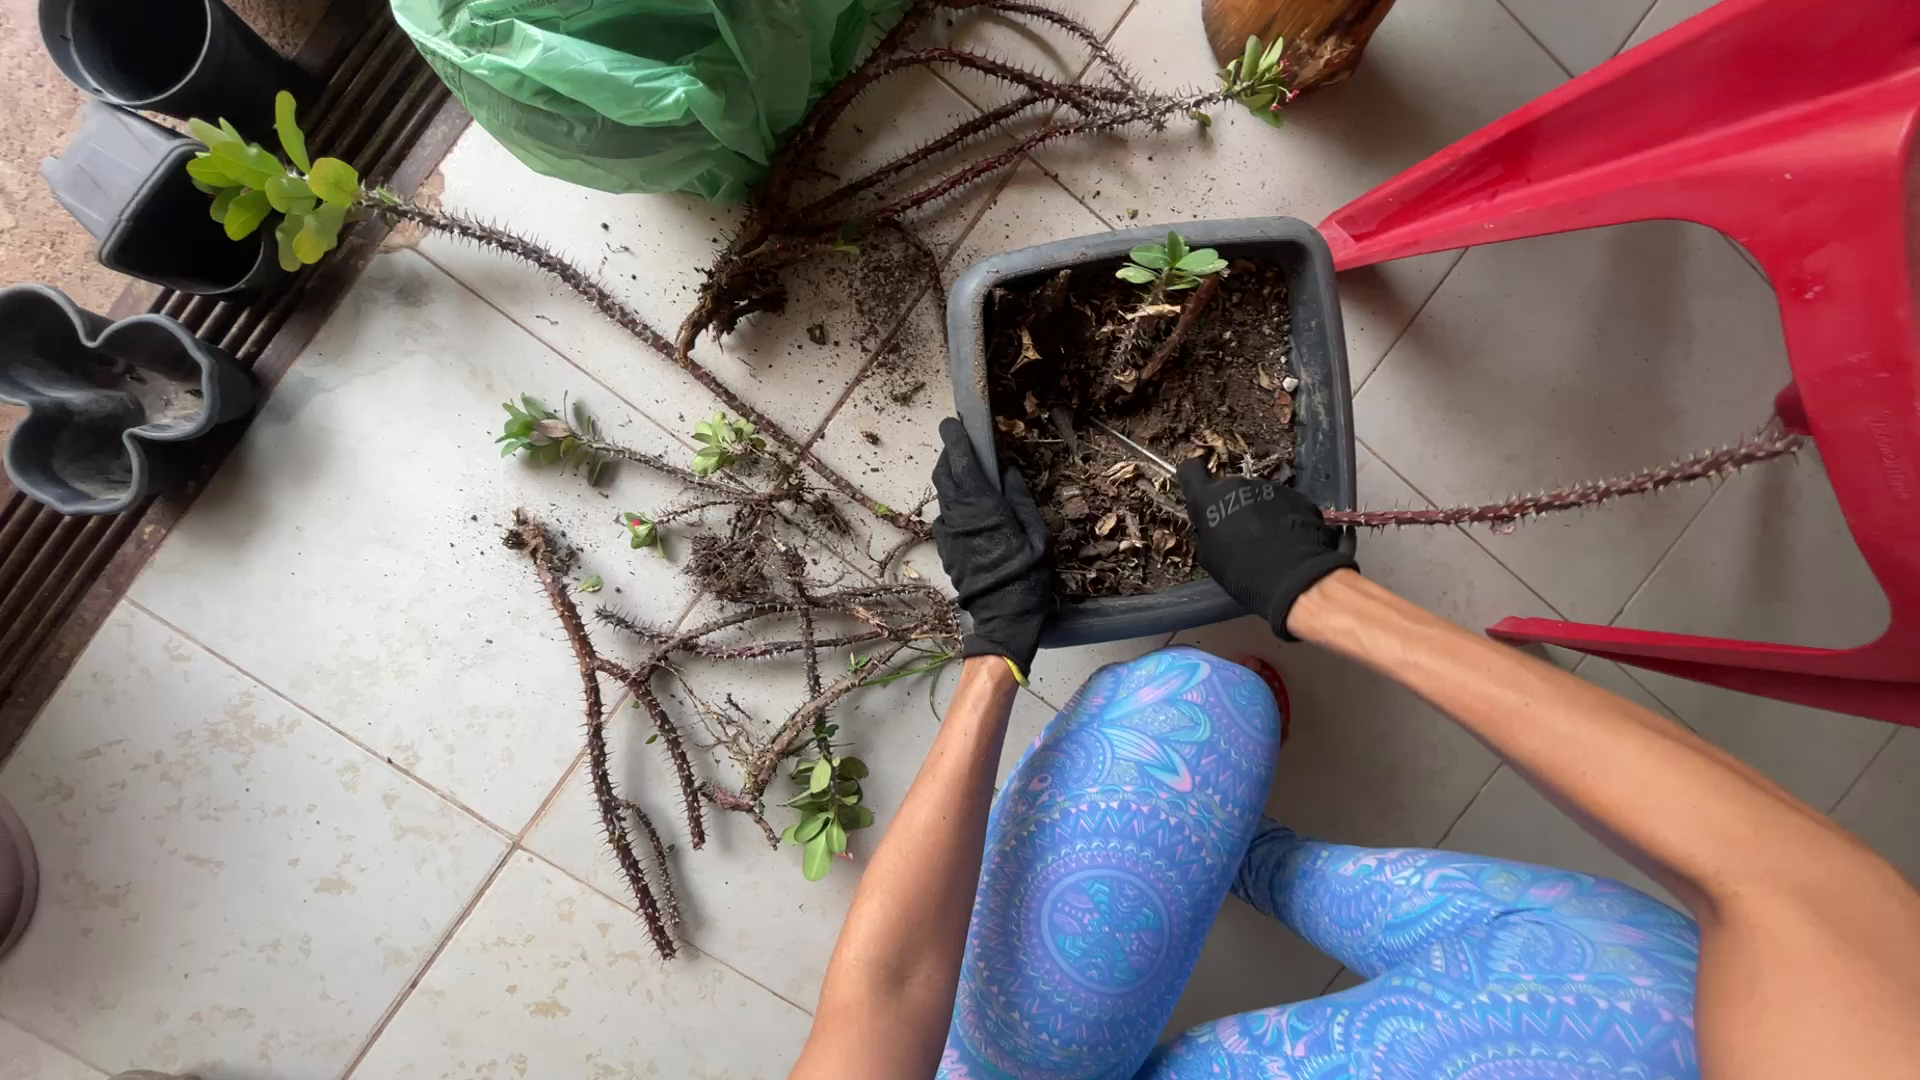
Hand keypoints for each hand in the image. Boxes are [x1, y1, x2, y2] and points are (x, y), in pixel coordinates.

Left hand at [931, 418, 1051, 677]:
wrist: (1004, 617)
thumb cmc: (1027, 576)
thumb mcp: (1037, 534)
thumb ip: (1019, 498)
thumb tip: (1008, 470)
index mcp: (983, 507)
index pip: (961, 462)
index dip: (955, 439)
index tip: (953, 422)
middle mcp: (958, 516)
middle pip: (944, 474)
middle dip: (949, 454)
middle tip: (962, 445)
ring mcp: (948, 533)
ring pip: (943, 495)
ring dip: (952, 480)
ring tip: (969, 475)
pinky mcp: (945, 548)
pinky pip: (946, 516)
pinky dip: (954, 504)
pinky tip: (971, 510)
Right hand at [1176, 459, 1355, 639]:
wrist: (1293, 576)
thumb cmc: (1239, 570)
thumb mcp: (1209, 556)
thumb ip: (1208, 532)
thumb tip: (1215, 528)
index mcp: (1208, 499)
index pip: (1191, 471)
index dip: (1193, 477)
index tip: (1198, 487)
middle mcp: (1237, 485)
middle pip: (1229, 488)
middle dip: (1234, 505)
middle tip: (1242, 532)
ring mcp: (1270, 488)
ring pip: (1259, 496)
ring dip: (1261, 512)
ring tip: (1271, 540)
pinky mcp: (1298, 497)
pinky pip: (1285, 504)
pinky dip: (1285, 517)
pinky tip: (1290, 540)